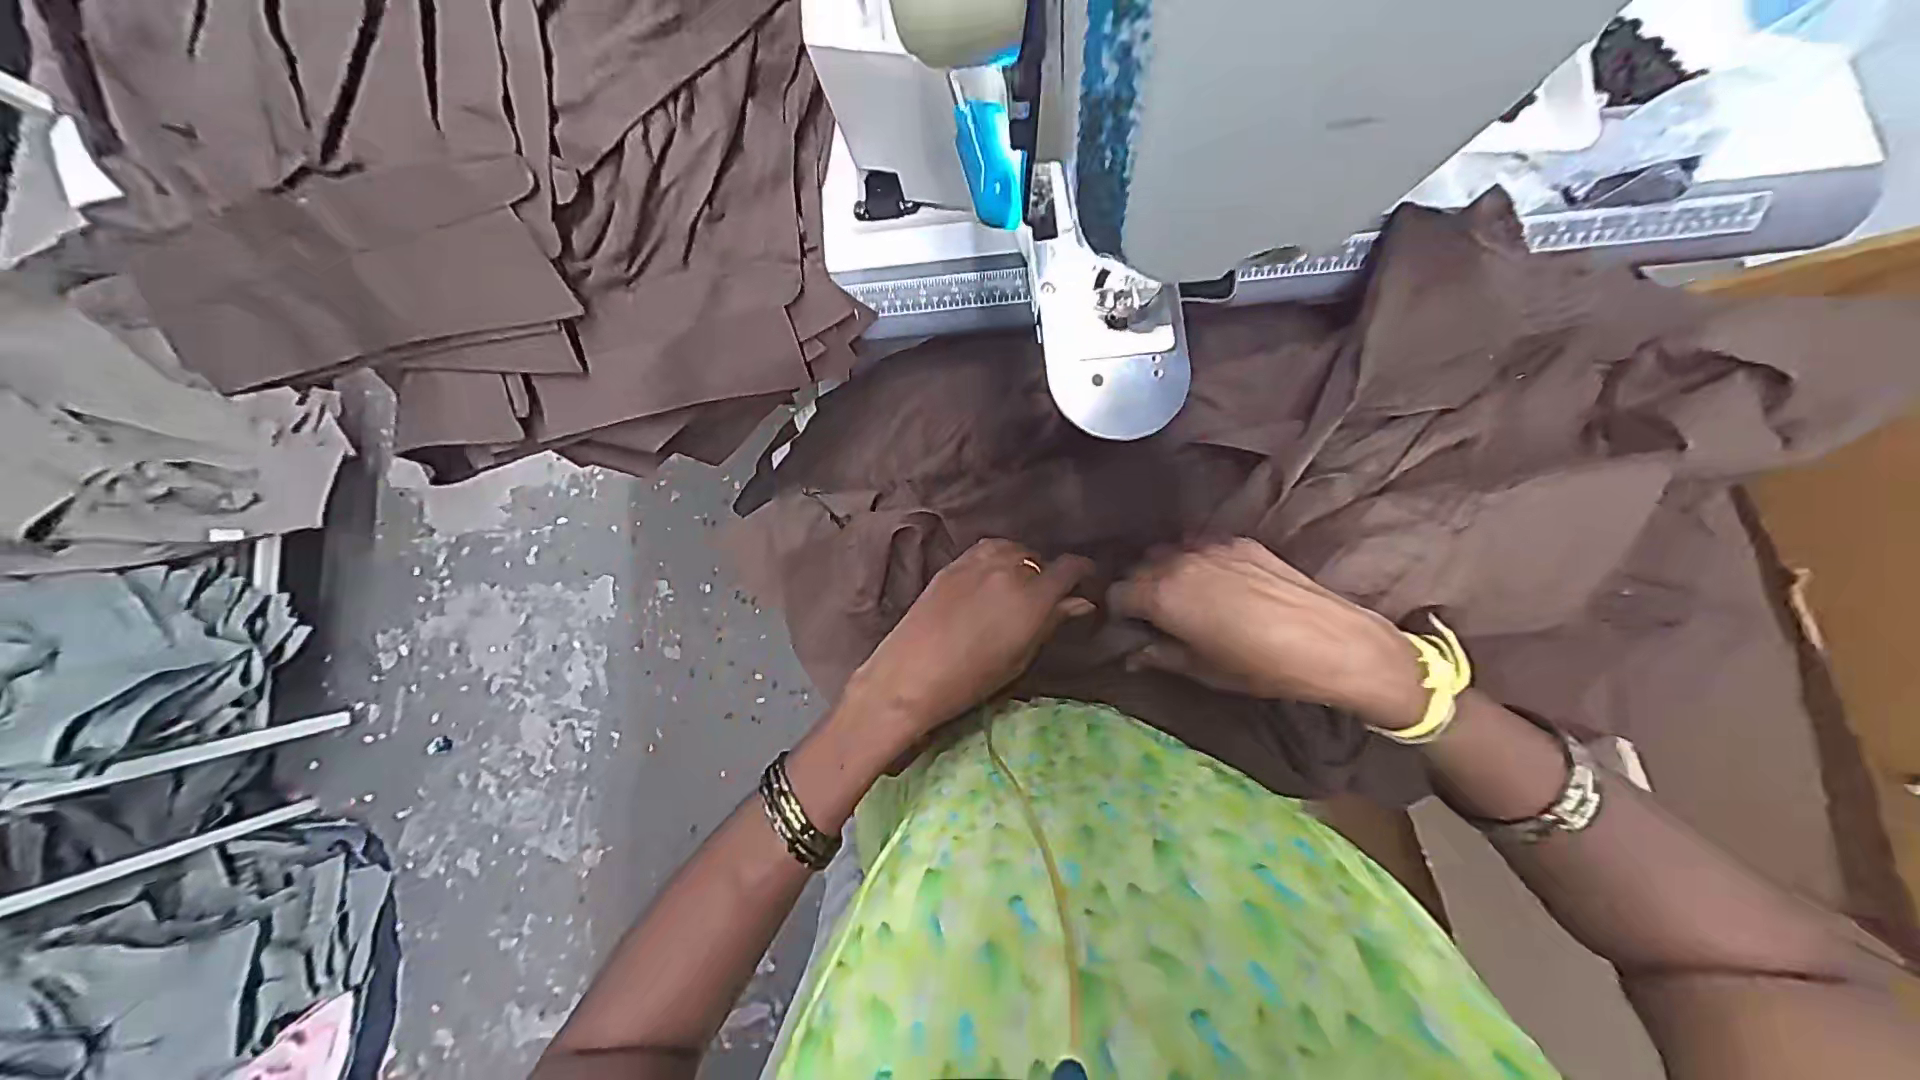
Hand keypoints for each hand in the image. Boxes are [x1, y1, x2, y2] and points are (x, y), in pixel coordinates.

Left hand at [842, 538, 1095, 743]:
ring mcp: (977, 562)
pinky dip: (997, 557)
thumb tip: (1080, 603)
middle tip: (1048, 595)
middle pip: (1039, 558)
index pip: (1068, 568)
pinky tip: (992, 576)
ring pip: (1012, 548)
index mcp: (1032, 596)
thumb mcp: (1020, 656)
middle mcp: (1008, 569)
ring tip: (1020, 582)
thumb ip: (1051, 622)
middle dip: (1049, 572)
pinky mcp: (952, 564)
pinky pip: (986, 549)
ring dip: (1022, 560)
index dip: (1083, 571)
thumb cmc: (971, 680)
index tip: (1087, 579)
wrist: (909, 675)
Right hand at [1107, 539, 1426, 729]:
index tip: (1130, 626)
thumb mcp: (1203, 670)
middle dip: (1139, 588)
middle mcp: (1179, 562)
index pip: (1117, 592)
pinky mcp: (1240, 541)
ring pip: (1169, 551)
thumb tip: (1134, 655)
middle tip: (1154, 613)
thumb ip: (1161, 656)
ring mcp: (1211, 547)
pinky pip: (1201, 545)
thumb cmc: (1260, 666)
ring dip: (1165, 570)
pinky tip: (1215, 580)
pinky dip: (1196, 560)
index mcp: (1161, 595)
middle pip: (1139, 567)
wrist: (1332, 643)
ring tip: (1183, 593)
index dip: (1119, 611)